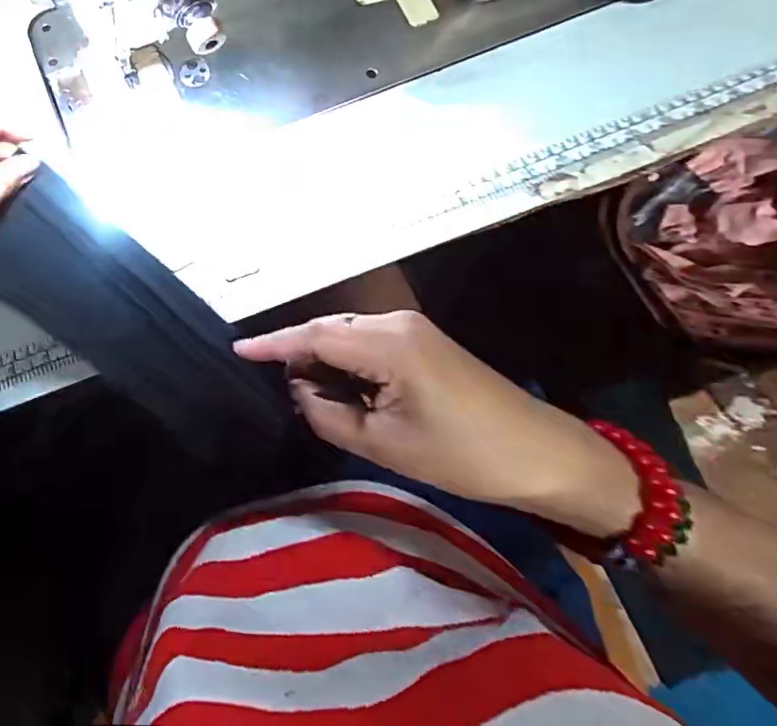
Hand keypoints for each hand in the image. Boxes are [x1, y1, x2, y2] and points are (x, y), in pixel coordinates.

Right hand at [234, 311, 640, 536]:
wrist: (539, 452)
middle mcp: (397, 322)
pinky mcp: (423, 339)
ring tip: (301, 389)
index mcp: (387, 343)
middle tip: (270, 383)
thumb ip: (330, 414)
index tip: (237, 348)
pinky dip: (346, 358)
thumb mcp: (386, 444)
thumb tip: (301, 391)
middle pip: (330, 327)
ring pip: (348, 332)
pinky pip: (369, 340)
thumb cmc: (462, 455)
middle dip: (297, 351)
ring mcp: (413, 327)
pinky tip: (338, 382)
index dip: (273, 343)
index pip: (315, 335)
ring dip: (323, 355)